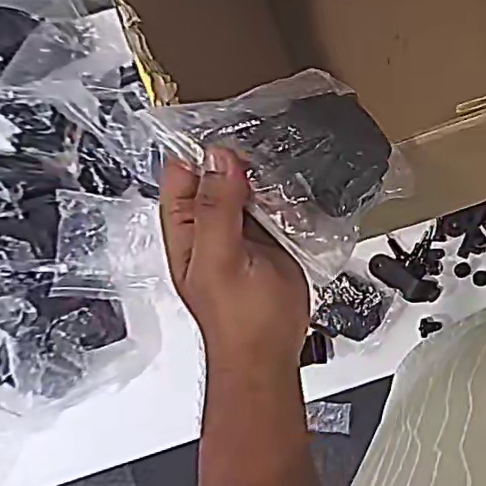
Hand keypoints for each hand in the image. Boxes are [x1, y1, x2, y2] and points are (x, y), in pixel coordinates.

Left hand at [161, 148, 310, 373]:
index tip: (232, 136)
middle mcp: (213, 226)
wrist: (271, 350)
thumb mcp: (222, 257)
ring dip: (270, 181)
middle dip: (242, 163)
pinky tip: (301, 196)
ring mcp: (246, 234)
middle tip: (268, 150)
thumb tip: (218, 160)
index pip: (184, 173)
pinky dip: (290, 202)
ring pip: (254, 192)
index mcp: (186, 227)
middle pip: (222, 178)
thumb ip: (218, 208)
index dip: (203, 152)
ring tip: (288, 169)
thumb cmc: (239, 318)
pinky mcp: (276, 242)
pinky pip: (281, 211)